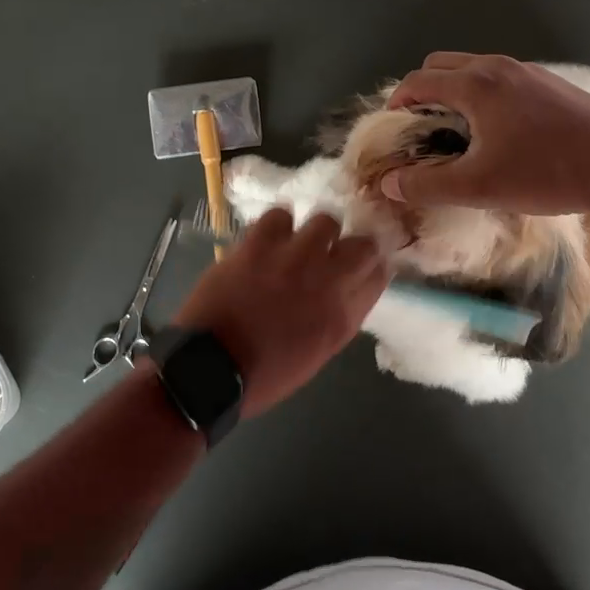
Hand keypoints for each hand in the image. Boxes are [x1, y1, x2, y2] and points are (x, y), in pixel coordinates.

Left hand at [173, 209, 389, 415]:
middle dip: (352, 246)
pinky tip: (270, 237)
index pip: (378, 276)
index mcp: (342, 316)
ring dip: (316, 232)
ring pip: (325, 221)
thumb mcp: (315, 352)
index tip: (365, 266)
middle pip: (363, 245)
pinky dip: (278, 224)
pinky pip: (280, 215)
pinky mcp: (259, 243)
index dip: (374, 268)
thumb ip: (336, 318)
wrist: (210, 368)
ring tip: (299, 242)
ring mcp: (293, 257)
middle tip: (333, 251)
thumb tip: (343, 292)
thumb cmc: (264, 374)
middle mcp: (327, 280)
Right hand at [376, 52, 589, 216]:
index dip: (397, 103)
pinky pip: (503, 79)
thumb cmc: (545, 173)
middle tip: (425, 130)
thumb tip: (389, 184)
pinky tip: (504, 135)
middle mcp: (498, 67)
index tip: (394, 130)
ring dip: (457, 93)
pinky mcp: (553, 85)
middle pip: (442, 65)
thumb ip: (427, 184)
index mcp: (475, 84)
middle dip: (424, 92)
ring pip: (475, 70)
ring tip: (462, 135)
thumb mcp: (478, 187)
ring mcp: (530, 72)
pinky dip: (486, 96)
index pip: (418, 80)